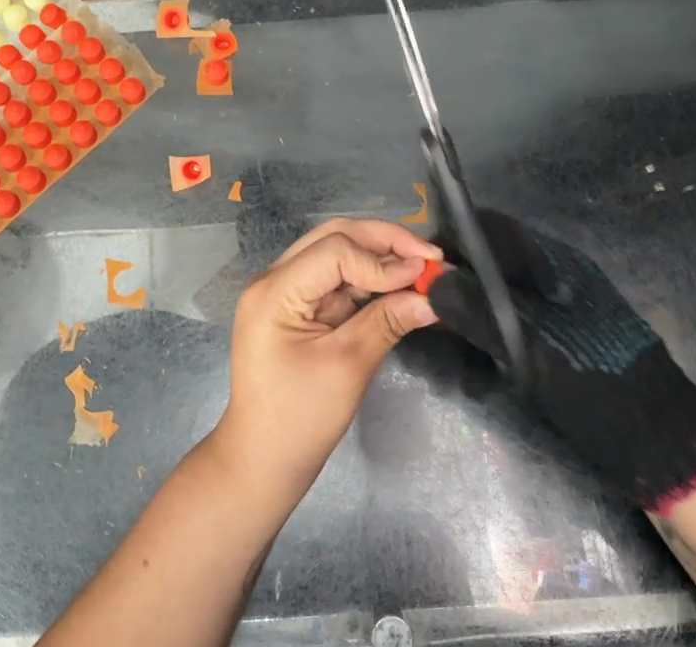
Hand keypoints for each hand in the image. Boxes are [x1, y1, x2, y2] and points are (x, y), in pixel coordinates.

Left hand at [211, 219, 441, 497]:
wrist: (262, 458)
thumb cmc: (300, 418)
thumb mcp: (348, 367)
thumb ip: (387, 322)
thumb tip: (433, 295)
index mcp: (275, 291)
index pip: (335, 250)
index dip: (383, 258)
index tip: (425, 275)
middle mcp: (274, 280)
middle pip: (334, 238)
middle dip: (384, 242)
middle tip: (430, 258)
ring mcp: (283, 292)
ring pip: (336, 252)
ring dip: (379, 256)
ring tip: (421, 269)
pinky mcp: (297, 307)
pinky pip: (335, 278)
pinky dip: (368, 278)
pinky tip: (398, 285)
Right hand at [426, 211, 695, 511]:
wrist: (661, 441)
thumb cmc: (598, 386)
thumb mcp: (533, 349)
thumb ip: (481, 311)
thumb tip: (433, 281)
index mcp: (553, 263)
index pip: (489, 229)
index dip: (450, 241)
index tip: (417, 268)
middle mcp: (557, 270)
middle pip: (493, 253)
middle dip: (456, 270)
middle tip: (424, 299)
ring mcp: (563, 299)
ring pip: (502, 282)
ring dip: (471, 295)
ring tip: (443, 319)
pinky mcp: (564, 327)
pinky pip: (516, 307)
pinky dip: (490, 316)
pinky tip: (478, 339)